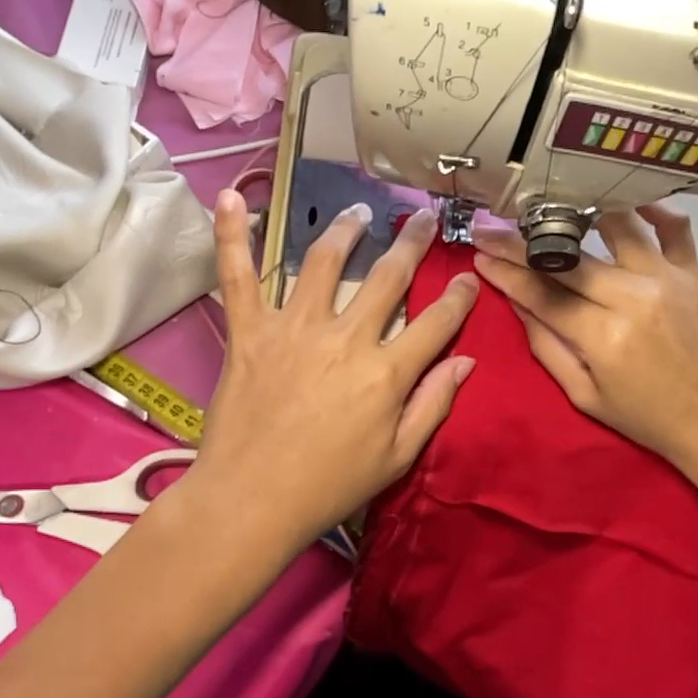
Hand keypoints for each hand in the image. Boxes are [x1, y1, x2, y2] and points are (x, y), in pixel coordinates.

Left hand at [154, 190, 477, 555]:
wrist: (250, 501)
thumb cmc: (330, 486)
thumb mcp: (397, 457)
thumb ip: (433, 404)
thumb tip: (466, 361)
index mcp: (386, 373)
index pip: (436, 322)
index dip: (458, 296)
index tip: (468, 276)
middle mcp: (345, 339)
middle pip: (387, 277)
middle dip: (413, 243)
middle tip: (423, 219)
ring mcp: (293, 329)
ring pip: (323, 261)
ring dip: (346, 230)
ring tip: (359, 214)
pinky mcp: (249, 331)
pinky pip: (238, 275)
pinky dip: (231, 234)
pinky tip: (228, 196)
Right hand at [471, 203, 697, 471]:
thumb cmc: (646, 418)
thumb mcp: (584, 395)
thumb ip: (547, 347)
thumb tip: (518, 303)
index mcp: (602, 337)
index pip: (541, 292)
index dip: (505, 272)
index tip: (479, 253)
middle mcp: (633, 298)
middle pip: (567, 258)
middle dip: (522, 243)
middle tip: (493, 227)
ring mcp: (666, 279)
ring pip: (616, 228)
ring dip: (580, 214)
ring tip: (552, 207)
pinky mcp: (693, 273)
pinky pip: (675, 227)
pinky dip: (653, 209)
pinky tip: (627, 201)